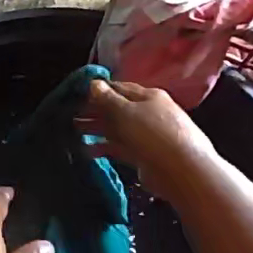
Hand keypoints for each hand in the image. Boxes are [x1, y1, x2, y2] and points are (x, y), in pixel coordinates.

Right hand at [72, 79, 218, 203]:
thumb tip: (93, 82)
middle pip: (116, 109)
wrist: (182, 170)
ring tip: (74, 132)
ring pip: (116, 128)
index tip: (75, 94)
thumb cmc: (152, 133)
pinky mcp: (143, 154)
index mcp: (147, 96)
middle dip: (93, 111)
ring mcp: (146, 134)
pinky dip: (104, 147)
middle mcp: (148, 112)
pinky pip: (119, 147)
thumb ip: (107, 98)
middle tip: (69, 114)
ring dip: (95, 128)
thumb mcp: (125, 112)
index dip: (97, 90)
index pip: (118, 88)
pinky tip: (88, 150)